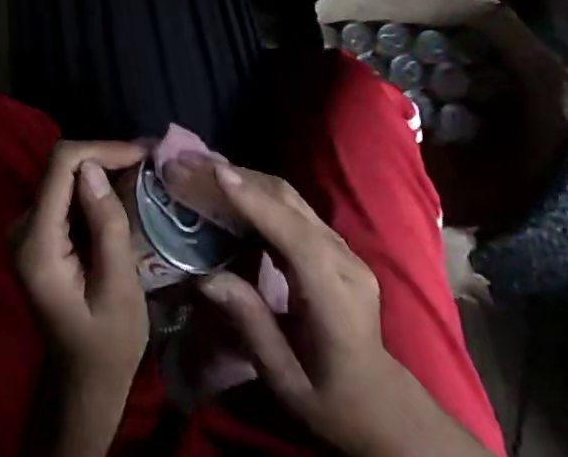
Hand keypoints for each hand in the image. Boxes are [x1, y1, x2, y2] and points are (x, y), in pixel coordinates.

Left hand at [15, 140, 149, 456]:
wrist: (83, 380)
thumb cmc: (107, 344)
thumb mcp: (119, 288)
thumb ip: (107, 225)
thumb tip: (93, 168)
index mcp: (36, 243)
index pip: (59, 167)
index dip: (100, 149)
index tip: (142, 154)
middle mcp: (22, 227)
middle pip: (61, 168)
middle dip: (106, 156)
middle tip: (151, 158)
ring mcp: (26, 229)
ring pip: (64, 176)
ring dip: (103, 169)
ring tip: (145, 168)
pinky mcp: (38, 233)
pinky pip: (66, 194)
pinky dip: (95, 188)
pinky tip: (126, 189)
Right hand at [194, 162, 490, 456]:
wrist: (380, 403)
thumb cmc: (329, 400)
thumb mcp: (285, 378)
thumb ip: (251, 325)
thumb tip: (204, 278)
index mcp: (336, 298)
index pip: (296, 237)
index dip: (256, 202)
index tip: (217, 173)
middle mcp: (344, 261)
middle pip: (290, 203)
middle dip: (238, 177)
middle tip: (187, 164)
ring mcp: (342, 247)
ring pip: (289, 197)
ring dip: (243, 177)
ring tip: (197, 167)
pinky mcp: (332, 243)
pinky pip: (290, 206)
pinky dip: (255, 190)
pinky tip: (225, 187)